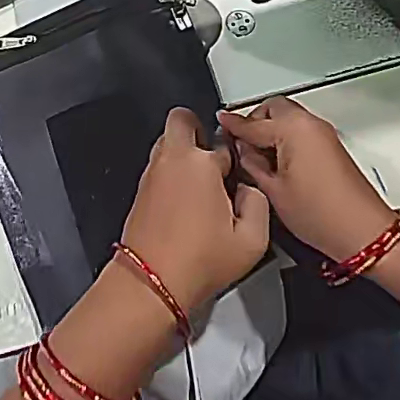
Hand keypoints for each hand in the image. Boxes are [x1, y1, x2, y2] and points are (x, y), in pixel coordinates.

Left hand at [117, 108, 270, 314]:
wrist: (152, 281)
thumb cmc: (197, 260)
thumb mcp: (253, 240)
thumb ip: (259, 203)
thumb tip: (249, 191)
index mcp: (199, 162)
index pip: (223, 144)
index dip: (234, 158)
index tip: (238, 175)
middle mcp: (171, 160)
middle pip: (181, 119)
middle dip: (197, 128)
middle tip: (213, 156)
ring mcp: (151, 173)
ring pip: (167, 142)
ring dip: (183, 151)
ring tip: (202, 183)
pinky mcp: (140, 189)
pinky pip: (158, 166)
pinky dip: (171, 173)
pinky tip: (186, 201)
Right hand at [218, 97, 399, 262]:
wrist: (363, 232)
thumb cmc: (324, 215)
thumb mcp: (272, 190)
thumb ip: (251, 163)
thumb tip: (242, 151)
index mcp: (293, 129)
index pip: (252, 122)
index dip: (232, 125)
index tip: (221, 122)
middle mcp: (310, 125)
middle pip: (273, 108)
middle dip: (254, 121)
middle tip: (239, 141)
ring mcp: (323, 134)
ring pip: (288, 117)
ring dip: (271, 129)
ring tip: (257, 156)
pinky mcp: (330, 146)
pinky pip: (300, 130)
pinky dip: (285, 137)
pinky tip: (276, 162)